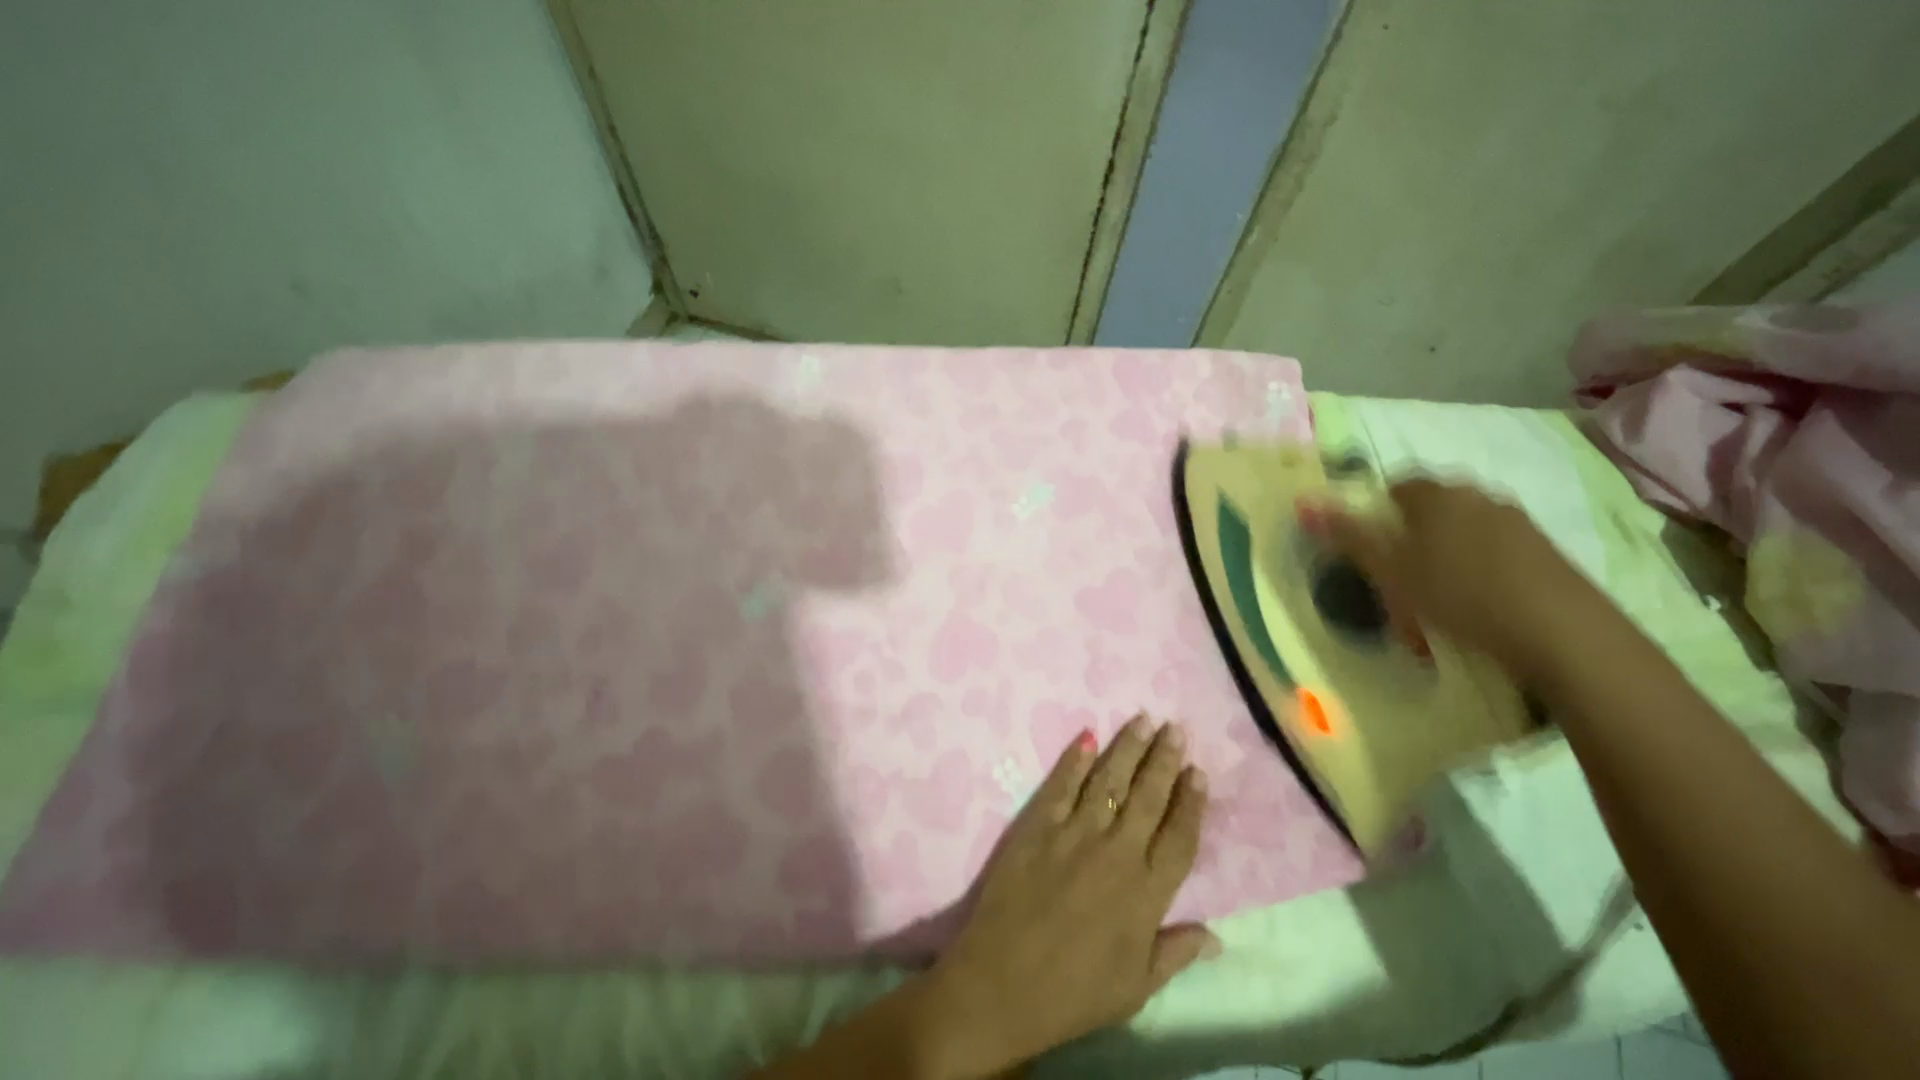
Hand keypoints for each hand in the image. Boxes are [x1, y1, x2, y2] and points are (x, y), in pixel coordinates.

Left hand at [918, 714, 1215, 1077]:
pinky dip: (1074, 760)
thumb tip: (1216, 935)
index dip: (1192, 803)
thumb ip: (1175, 953)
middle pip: (1148, 796)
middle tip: (1174, 728)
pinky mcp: (1035, 828)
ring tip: (1141, 720)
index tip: (1199, 772)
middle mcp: (1117, 853)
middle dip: (1164, 759)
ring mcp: (1073, 835)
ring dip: (1127, 748)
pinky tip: (1087, 738)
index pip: (1180, 836)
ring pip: (1109, 781)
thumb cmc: (1073, 995)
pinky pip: (1060, 786)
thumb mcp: (1136, 988)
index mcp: (1147, 894)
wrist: (1000, 987)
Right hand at [1298, 478, 1596, 678]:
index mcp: (1436, 492)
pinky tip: (1476, 613)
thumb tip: (1302, 503)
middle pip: (1430, 512)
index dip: (1375, 517)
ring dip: (1442, 564)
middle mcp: (1477, 494)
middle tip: (1398, 589)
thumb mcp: (1391, 570)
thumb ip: (1348, 536)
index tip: (1370, 555)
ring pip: (1462, 536)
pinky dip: (1477, 577)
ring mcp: (1516, 520)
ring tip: (1436, 610)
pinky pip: (1493, 555)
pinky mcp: (1545, 551)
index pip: (1394, 487)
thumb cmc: (1459, 594)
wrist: (1559, 631)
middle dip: (1409, 545)